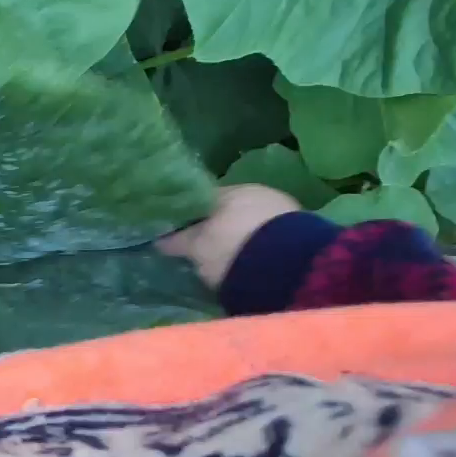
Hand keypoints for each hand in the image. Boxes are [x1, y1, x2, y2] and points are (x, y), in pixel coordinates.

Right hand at [157, 184, 301, 288]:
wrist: (286, 267)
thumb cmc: (230, 246)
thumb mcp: (194, 245)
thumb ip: (175, 240)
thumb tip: (157, 240)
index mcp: (233, 189)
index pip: (200, 199)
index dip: (183, 215)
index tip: (169, 229)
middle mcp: (260, 195)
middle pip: (223, 212)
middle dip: (207, 227)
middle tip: (188, 245)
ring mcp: (282, 214)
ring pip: (244, 225)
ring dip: (230, 237)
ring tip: (212, 256)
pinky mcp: (298, 236)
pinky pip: (261, 239)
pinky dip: (248, 248)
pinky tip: (236, 260)